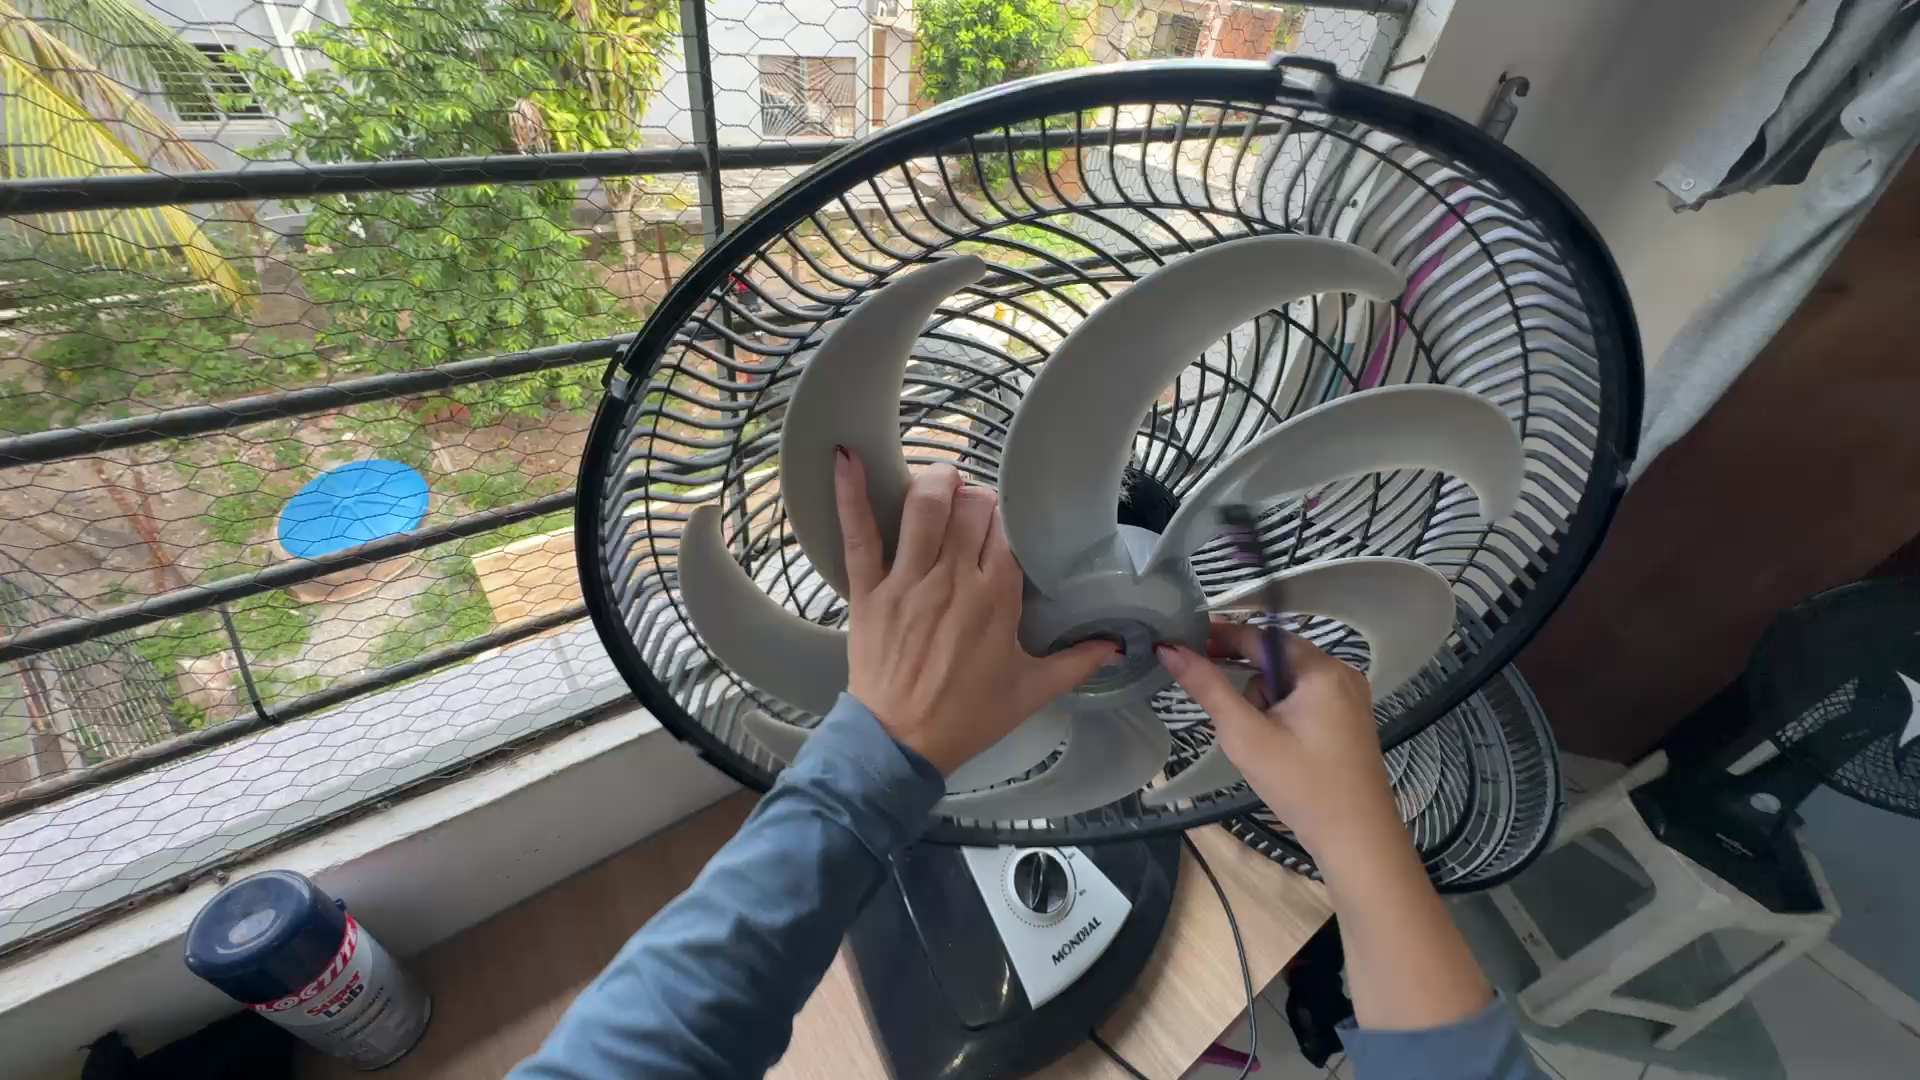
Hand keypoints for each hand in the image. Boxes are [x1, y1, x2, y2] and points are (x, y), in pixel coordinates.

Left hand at [835, 449, 1117, 774]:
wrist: (901, 745)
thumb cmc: (967, 718)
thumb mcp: (1031, 691)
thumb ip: (1077, 663)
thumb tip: (1116, 645)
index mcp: (997, 598)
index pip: (1009, 529)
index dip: (1007, 519)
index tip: (1003, 527)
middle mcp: (955, 580)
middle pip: (971, 507)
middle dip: (977, 498)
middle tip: (974, 512)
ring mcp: (908, 581)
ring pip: (925, 506)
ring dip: (936, 481)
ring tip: (943, 480)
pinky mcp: (868, 589)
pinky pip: (858, 534)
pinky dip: (850, 493)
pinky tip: (846, 456)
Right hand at [1162, 622, 1495, 1030]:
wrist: (1358, 844)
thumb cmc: (1301, 785)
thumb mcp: (1245, 734)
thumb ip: (1207, 686)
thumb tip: (1169, 648)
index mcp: (1320, 670)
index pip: (1258, 635)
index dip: (1218, 636)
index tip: (1182, 642)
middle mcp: (1339, 673)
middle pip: (1272, 655)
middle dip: (1243, 678)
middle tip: (1221, 707)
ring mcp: (1348, 697)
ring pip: (1284, 679)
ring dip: (1261, 698)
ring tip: (1255, 739)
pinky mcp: (1347, 719)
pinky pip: (1301, 697)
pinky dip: (1278, 709)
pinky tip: (1273, 741)